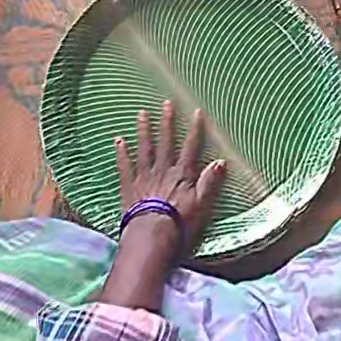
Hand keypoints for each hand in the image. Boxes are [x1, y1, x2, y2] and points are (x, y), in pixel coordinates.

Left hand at [115, 101, 228, 251]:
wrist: (151, 237)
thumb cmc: (180, 224)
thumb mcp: (202, 205)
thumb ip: (210, 183)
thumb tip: (221, 162)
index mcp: (182, 175)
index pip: (191, 147)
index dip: (195, 129)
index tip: (197, 111)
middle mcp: (163, 170)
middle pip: (166, 142)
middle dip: (167, 122)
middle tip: (166, 103)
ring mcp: (144, 176)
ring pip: (144, 149)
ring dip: (144, 131)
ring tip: (142, 114)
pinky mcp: (129, 186)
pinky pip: (125, 166)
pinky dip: (122, 153)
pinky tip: (118, 140)